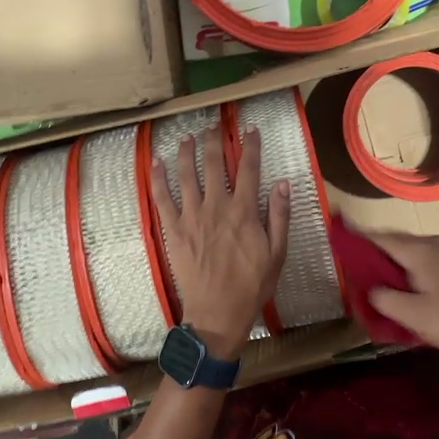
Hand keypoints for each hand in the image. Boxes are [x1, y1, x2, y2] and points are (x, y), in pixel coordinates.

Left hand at [149, 126, 290, 359]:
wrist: (218, 313)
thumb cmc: (252, 285)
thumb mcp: (277, 253)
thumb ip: (280, 216)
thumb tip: (283, 183)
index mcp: (244, 210)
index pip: (249, 168)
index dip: (250, 145)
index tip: (251, 129)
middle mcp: (216, 206)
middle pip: (214, 163)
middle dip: (214, 140)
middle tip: (214, 125)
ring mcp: (191, 216)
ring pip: (186, 174)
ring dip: (186, 151)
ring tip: (187, 136)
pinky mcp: (173, 229)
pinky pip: (162, 198)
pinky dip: (157, 178)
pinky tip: (155, 162)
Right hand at [365, 232, 438, 376]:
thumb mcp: (413, 317)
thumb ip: (385, 300)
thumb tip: (371, 290)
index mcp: (417, 251)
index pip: (379, 237)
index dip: (357, 235)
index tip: (339, 230)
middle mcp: (432, 243)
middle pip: (396, 241)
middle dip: (375, 249)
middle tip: (357, 262)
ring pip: (413, 249)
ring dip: (396, 259)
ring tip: (383, 275)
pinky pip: (427, 258)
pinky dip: (413, 265)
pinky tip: (413, 283)